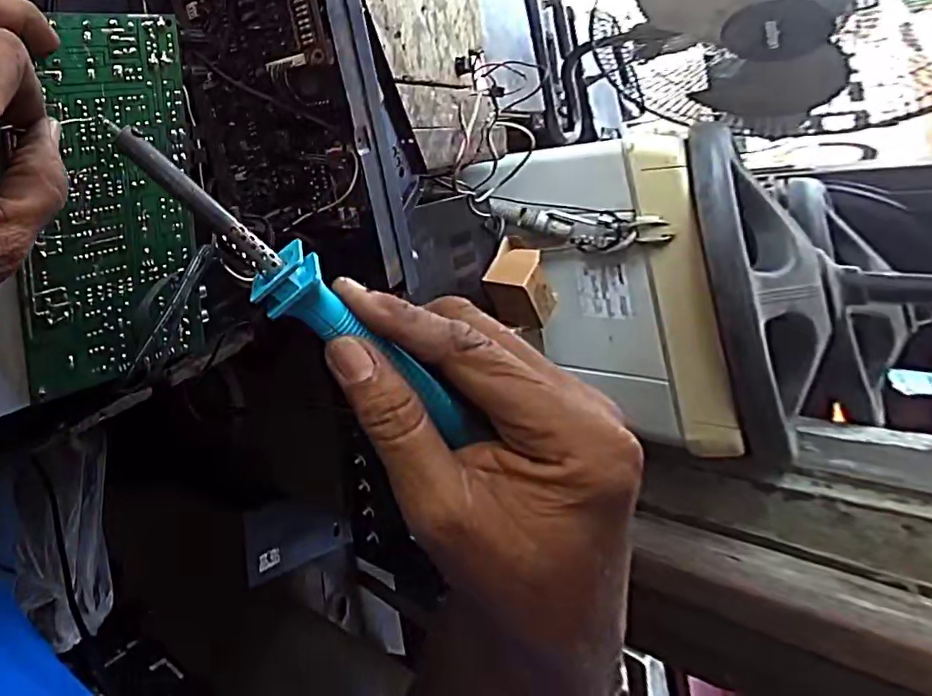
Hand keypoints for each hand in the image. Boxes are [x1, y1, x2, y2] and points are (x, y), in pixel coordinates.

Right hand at [327, 282, 642, 693]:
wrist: (550, 633)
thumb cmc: (512, 587)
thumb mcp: (438, 507)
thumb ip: (393, 421)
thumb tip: (351, 352)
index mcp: (577, 434)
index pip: (472, 349)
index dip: (400, 318)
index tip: (347, 298)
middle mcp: (585, 407)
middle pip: (476, 332)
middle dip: (406, 329)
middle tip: (346, 326)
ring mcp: (572, 405)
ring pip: (476, 341)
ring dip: (419, 349)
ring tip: (376, 368)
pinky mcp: (549, 408)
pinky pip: (483, 363)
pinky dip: (437, 368)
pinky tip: (413, 390)